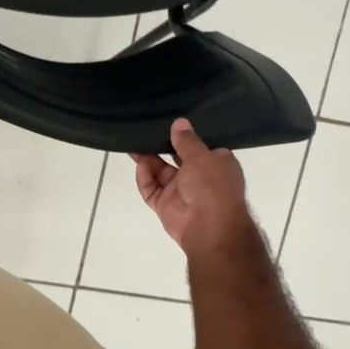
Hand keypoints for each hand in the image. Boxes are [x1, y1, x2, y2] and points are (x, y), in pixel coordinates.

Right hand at [131, 118, 254, 262]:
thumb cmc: (213, 186)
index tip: (170, 121)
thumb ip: (187, 140)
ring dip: (148, 159)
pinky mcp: (165, 204)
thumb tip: (179, 122)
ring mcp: (180, 192)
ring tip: (134, 143)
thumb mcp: (202, 156)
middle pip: (175, 158)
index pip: (199, 146)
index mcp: (216, 164)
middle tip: (144, 130)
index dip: (185, 136)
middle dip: (160, 146)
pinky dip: (145, 178)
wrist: (209, 227)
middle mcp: (199, 176)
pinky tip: (140, 166)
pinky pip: (151, 189)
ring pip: (160, 172)